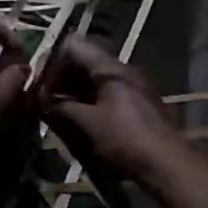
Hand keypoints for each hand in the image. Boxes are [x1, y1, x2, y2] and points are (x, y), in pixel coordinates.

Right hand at [38, 36, 193, 180]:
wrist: (166, 162)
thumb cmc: (124, 138)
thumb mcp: (88, 123)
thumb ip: (62, 108)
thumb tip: (42, 101)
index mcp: (111, 68)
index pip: (74, 45)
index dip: (54, 60)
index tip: (42, 83)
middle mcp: (123, 69)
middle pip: (85, 59)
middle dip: (62, 75)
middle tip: (46, 97)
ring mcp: (133, 84)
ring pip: (96, 76)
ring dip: (75, 87)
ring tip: (59, 108)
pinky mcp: (138, 101)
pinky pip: (108, 89)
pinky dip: (89, 97)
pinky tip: (80, 115)